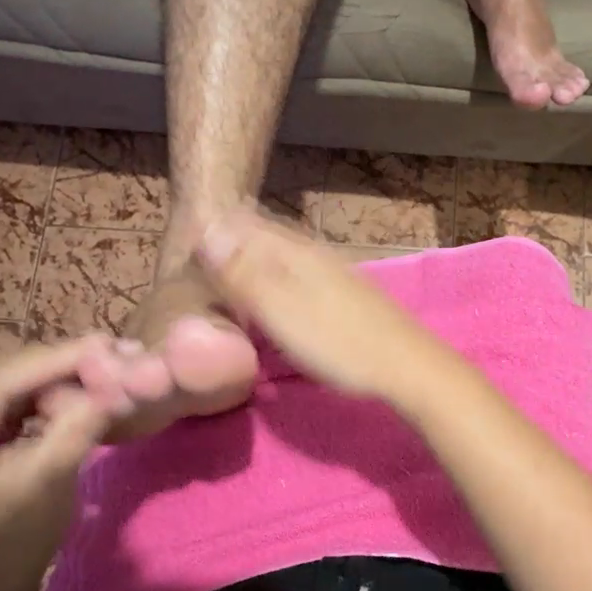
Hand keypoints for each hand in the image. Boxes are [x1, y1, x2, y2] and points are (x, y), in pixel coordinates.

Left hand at [0, 335, 137, 582]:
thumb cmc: (12, 546)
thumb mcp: (50, 483)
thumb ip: (76, 423)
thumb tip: (113, 374)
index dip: (56, 356)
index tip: (108, 342)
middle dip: (53, 367)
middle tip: (108, 359)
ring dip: (41, 383)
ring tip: (91, 379)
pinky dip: (23, 401)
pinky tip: (56, 402)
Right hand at [196, 210, 450, 401]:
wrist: (407, 367)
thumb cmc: (340, 343)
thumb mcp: (282, 311)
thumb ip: (243, 273)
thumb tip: (206, 230)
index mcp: (294, 251)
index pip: (242, 223)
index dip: (212, 234)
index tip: (184, 257)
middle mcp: (313, 253)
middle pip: (262, 236)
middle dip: (230, 247)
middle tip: (198, 272)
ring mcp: (332, 273)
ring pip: (280, 257)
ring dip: (252, 267)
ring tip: (228, 289)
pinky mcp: (344, 296)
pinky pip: (297, 277)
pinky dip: (276, 285)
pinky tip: (273, 306)